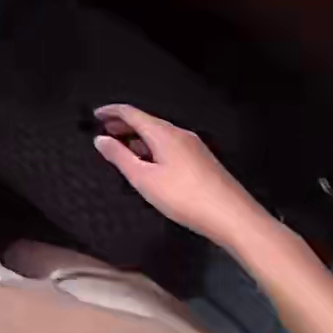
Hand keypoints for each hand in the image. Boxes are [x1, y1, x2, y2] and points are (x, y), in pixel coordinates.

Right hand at [92, 104, 276, 249]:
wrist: (236, 220)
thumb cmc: (186, 198)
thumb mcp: (143, 178)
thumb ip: (118, 156)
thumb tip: (101, 140)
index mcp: (164, 134)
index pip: (131, 113)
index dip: (111, 112)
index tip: (96, 115)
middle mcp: (181, 135)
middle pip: (146, 121)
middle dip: (123, 123)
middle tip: (105, 129)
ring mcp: (195, 148)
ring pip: (159, 133)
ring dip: (138, 136)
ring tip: (121, 146)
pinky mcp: (203, 161)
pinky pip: (171, 144)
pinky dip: (152, 145)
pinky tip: (148, 161)